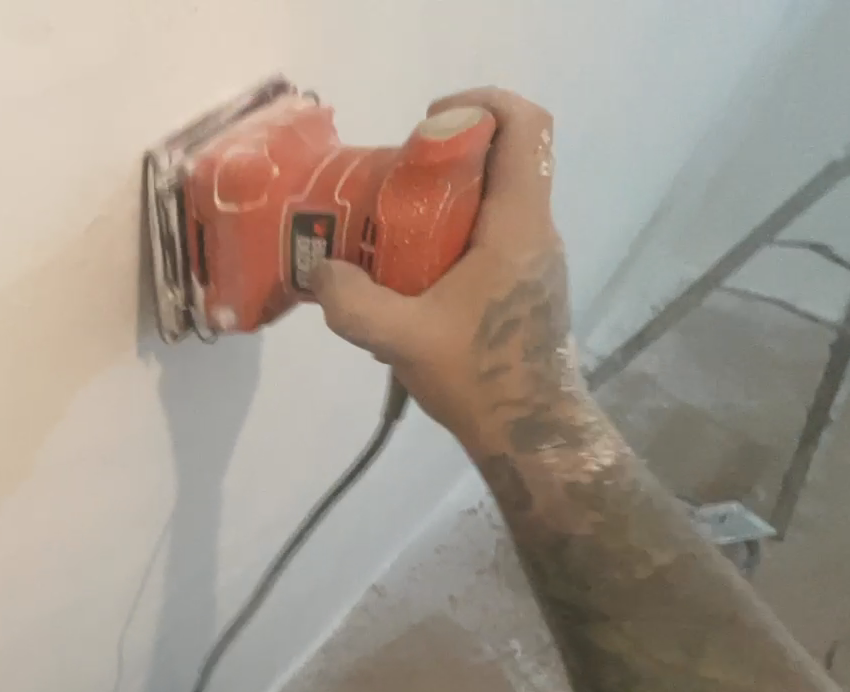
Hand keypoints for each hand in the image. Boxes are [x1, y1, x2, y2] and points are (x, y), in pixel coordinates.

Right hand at [311, 88, 575, 452]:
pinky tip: (408, 278)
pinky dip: (447, 238)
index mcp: (515, 227)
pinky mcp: (521, 284)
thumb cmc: (473, 376)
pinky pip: (485, 238)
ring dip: (442, 204)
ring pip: (491, 202)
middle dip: (443, 160)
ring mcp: (531, 259)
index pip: (523, 128)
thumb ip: (352, 302)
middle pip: (501, 161)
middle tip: (390, 188)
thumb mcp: (399, 339)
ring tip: (388, 235)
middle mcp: (532, 231)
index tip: (425, 126)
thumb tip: (317, 269)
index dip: (479, 106)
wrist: (526, 427)